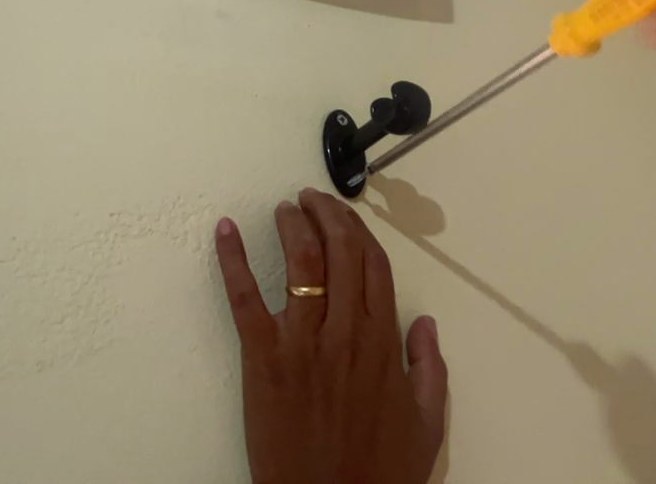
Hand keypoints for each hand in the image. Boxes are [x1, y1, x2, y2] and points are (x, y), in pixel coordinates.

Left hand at [214, 189, 446, 483]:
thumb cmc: (377, 471)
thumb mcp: (425, 425)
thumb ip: (430, 369)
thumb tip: (425, 322)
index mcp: (381, 342)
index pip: (373, 263)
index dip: (357, 229)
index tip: (343, 213)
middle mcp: (345, 332)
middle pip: (340, 250)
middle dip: (326, 213)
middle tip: (310, 198)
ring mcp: (302, 341)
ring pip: (301, 262)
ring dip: (293, 224)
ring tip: (286, 209)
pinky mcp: (263, 356)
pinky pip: (246, 297)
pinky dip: (233, 259)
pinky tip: (226, 230)